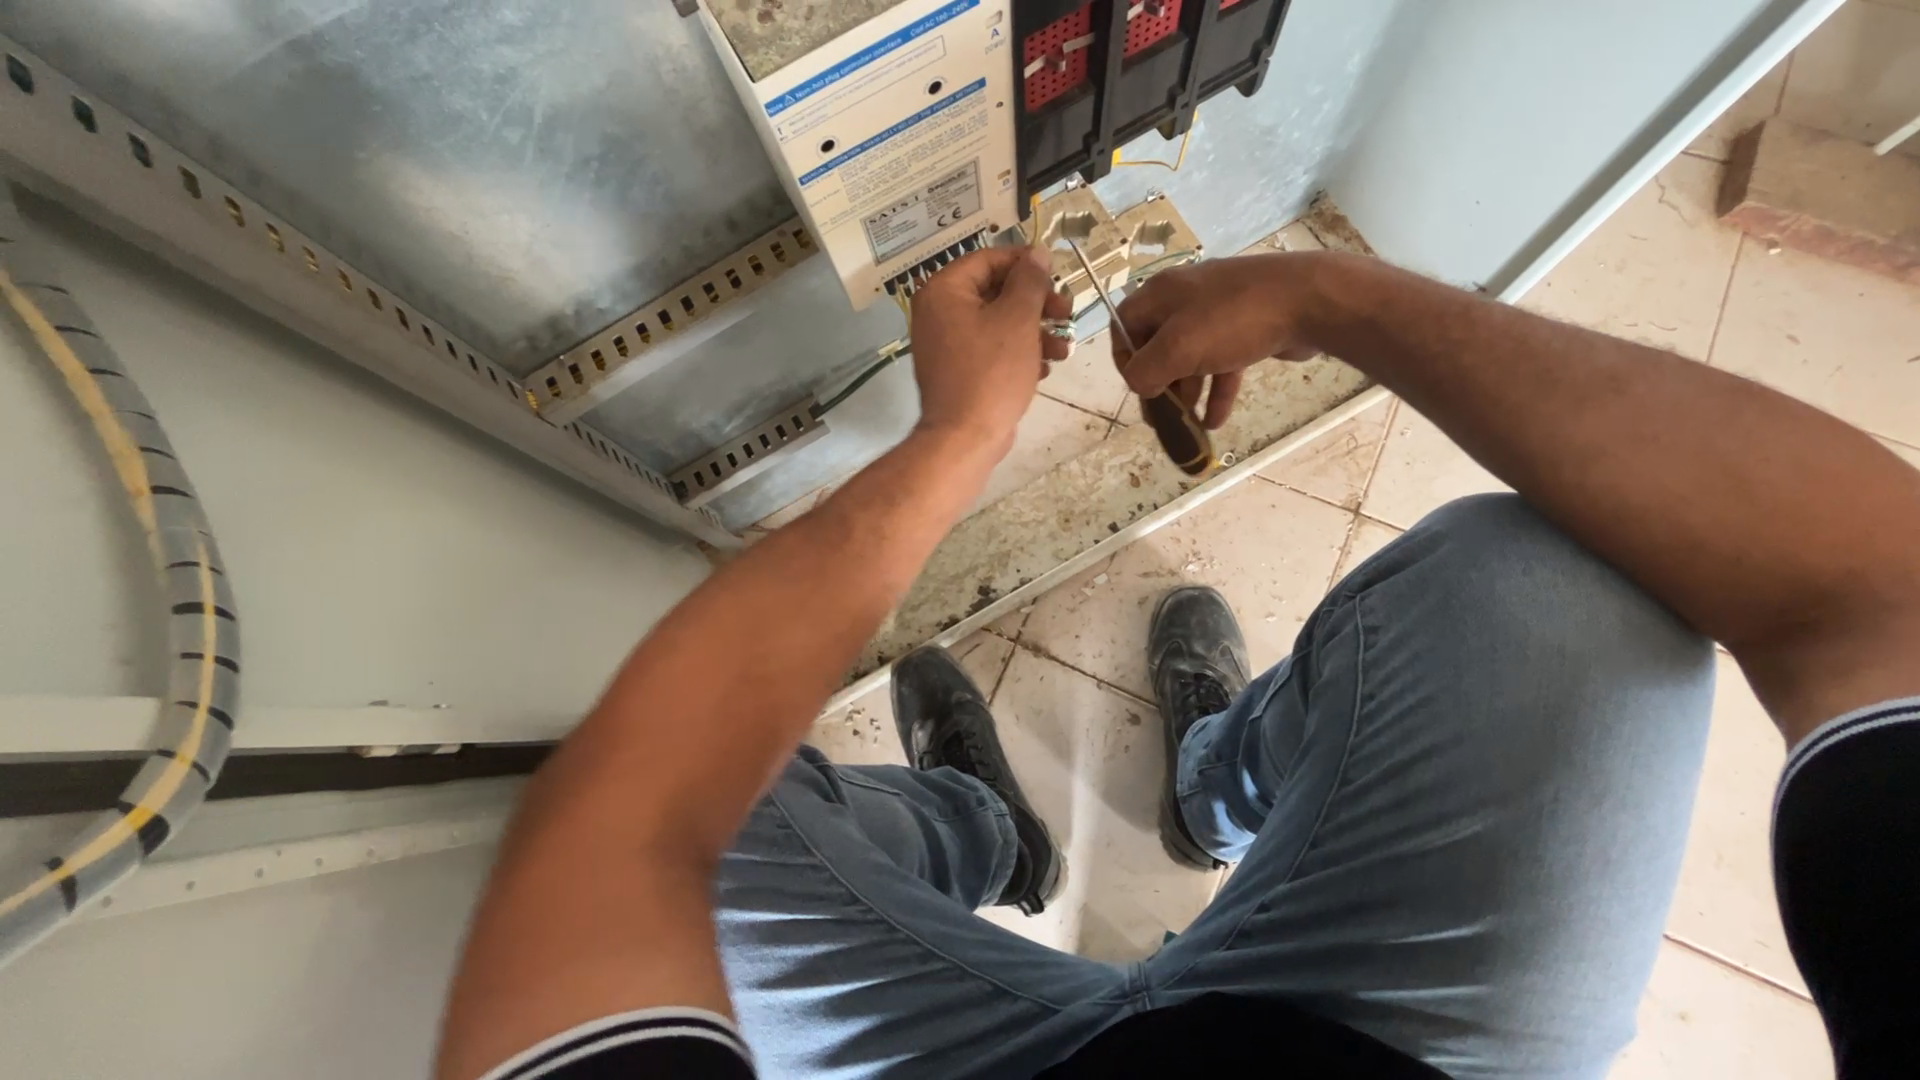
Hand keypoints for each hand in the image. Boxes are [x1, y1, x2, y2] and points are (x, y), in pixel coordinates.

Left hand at [909, 244, 1071, 450]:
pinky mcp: (959, 372)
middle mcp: (938, 313)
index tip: (1057, 276)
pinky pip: (991, 350)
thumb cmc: (991, 372)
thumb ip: (1030, 281)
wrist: (965, 438)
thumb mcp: (1018, 319)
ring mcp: (946, 345)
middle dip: (1036, 305)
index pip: (988, 260)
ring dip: (1035, 332)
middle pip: (995, 293)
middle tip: (1067, 313)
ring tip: (1064, 350)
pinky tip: (1044, 369)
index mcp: (943, 291)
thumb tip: (1037, 253)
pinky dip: (1018, 354)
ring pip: (998, 324)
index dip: (1026, 265)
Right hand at [1112, 252, 1329, 428]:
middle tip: (1162, 416)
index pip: (1124, 324)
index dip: (1125, 358)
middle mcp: (1186, 298)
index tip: (1137, 387)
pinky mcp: (1247, 326)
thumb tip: (1141, 384)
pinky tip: (1216, 422)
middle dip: (1159, 384)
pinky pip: (1222, 362)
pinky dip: (1216, 391)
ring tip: (1189, 424)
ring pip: (1191, 357)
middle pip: (1158, 346)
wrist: (1308, 300)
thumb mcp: (1176, 349)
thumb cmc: (1232, 321)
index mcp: (1161, 294)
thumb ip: (1145, 372)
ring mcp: (1219, 311)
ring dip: (1187, 393)